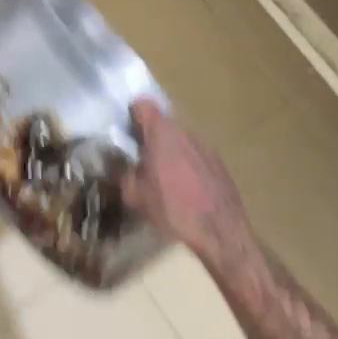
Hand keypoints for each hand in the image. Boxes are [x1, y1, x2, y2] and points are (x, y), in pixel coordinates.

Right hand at [123, 100, 250, 260]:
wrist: (221, 234)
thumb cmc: (172, 208)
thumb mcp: (134, 194)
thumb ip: (121, 171)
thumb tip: (116, 162)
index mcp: (161, 131)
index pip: (142, 104)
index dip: (132, 115)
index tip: (127, 133)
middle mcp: (184, 130)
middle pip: (162, 122)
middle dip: (151, 135)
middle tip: (142, 157)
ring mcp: (205, 145)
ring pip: (180, 139)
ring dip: (171, 150)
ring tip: (166, 176)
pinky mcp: (220, 163)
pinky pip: (196, 154)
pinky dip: (188, 164)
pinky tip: (187, 188)